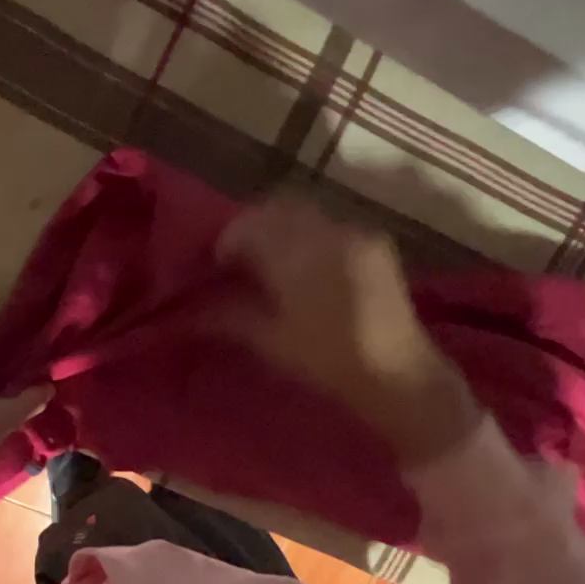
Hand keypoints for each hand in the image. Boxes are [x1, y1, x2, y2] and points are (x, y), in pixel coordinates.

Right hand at [217, 196, 482, 464]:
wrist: (398, 375)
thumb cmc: (327, 362)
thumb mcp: (270, 341)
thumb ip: (226, 317)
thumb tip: (186, 312)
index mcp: (297, 252)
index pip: (247, 225)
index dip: (225, 243)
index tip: (217, 269)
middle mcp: (327, 230)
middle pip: (276, 208)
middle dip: (252, 230)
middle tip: (239, 264)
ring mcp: (356, 233)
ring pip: (304, 213)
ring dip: (280, 230)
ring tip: (271, 267)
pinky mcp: (375, 243)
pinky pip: (330, 226)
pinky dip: (308, 237)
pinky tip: (305, 270)